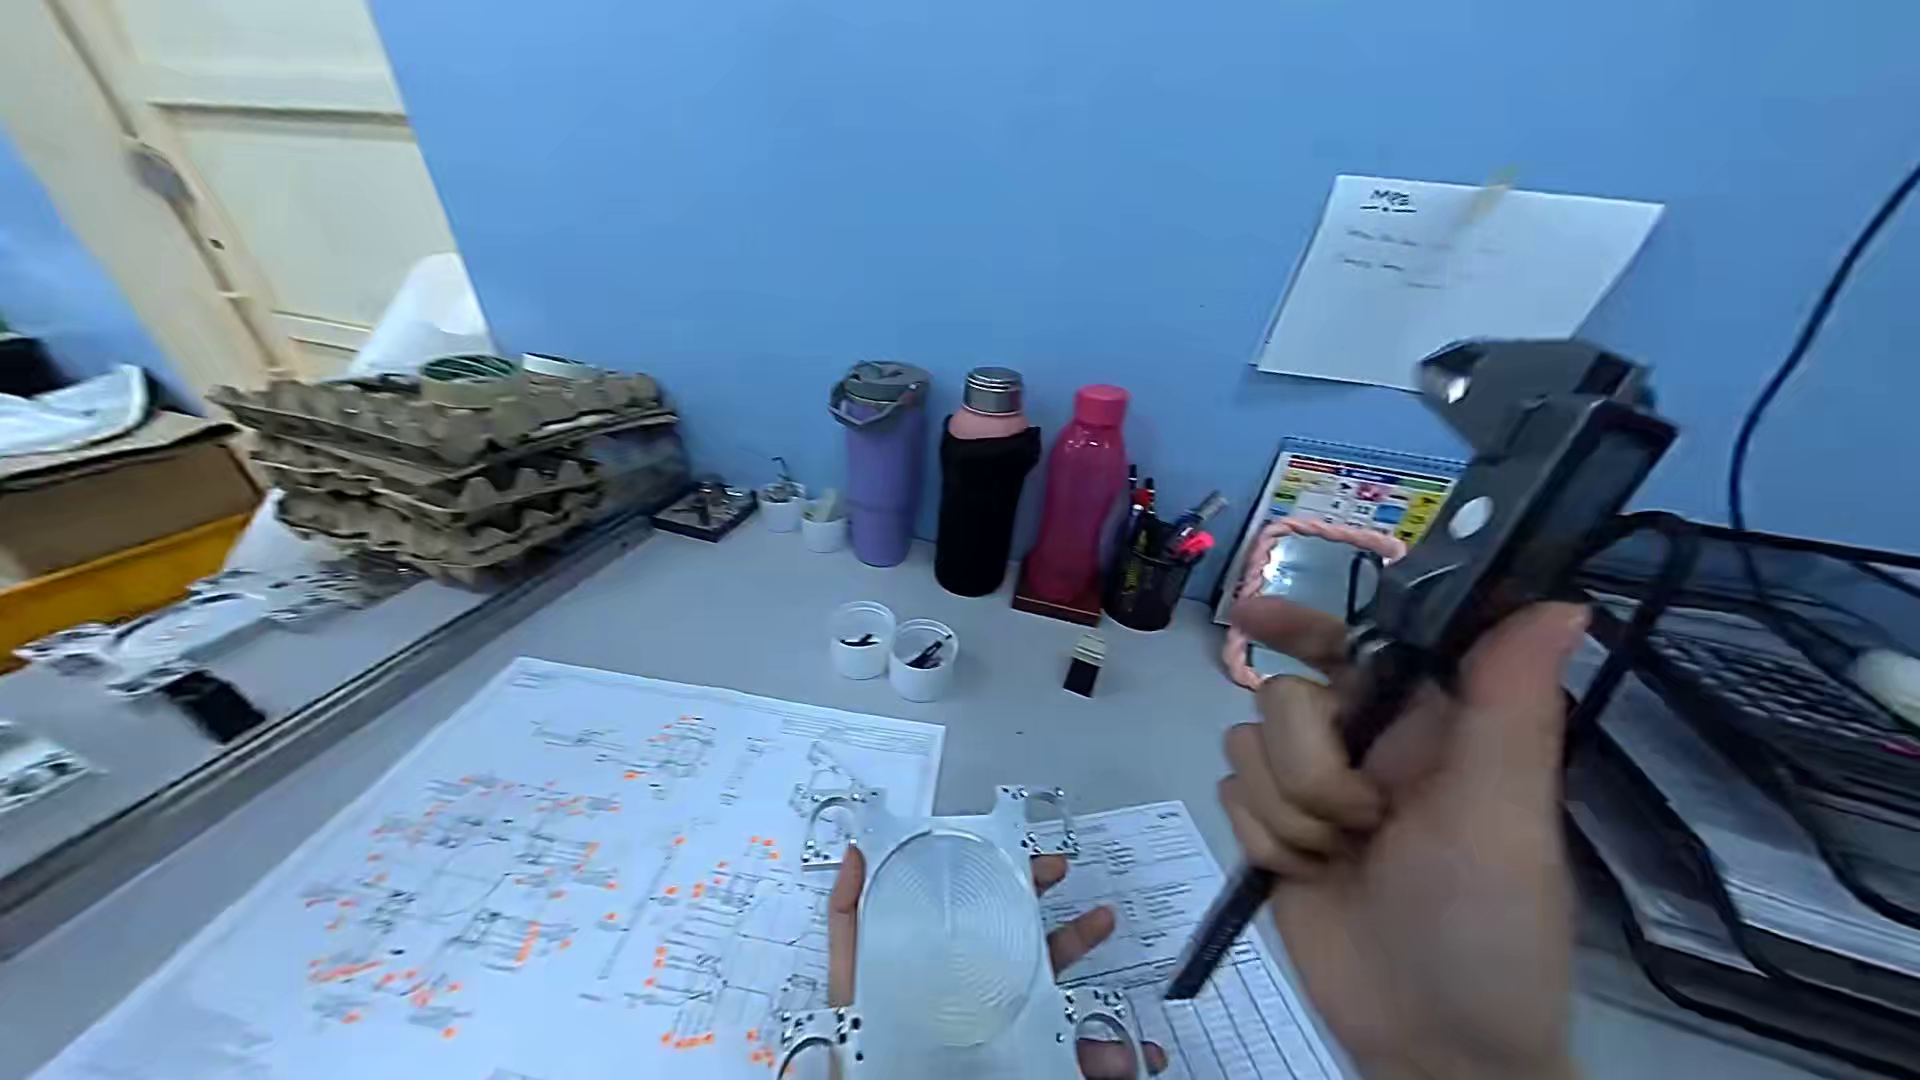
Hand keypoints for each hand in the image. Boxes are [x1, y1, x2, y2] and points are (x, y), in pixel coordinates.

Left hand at [823, 844, 1167, 1075]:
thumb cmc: (862, 1042)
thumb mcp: (853, 971)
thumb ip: (851, 913)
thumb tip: (857, 853)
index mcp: (951, 961)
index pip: (991, 911)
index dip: (1018, 881)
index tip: (1039, 861)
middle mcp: (985, 990)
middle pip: (1037, 950)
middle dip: (1072, 929)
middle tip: (1095, 912)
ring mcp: (1008, 1029)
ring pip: (1068, 1003)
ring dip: (1099, 997)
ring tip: (1117, 992)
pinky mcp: (1028, 1061)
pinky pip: (1076, 1056)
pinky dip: (1114, 1055)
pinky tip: (1130, 1052)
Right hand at [1220, 598, 1586, 1079]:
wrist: (1425, 1035)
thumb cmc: (1484, 923)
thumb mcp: (1504, 816)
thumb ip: (1510, 707)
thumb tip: (1557, 601)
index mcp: (1417, 723)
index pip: (1347, 642)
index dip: (1299, 621)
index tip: (1250, 615)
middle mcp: (1352, 741)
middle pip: (1279, 699)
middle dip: (1311, 767)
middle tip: (1364, 820)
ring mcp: (1303, 782)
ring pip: (1244, 746)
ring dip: (1289, 812)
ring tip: (1339, 858)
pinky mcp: (1266, 821)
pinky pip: (1228, 792)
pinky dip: (1264, 837)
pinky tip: (1304, 873)